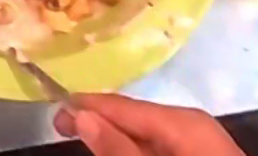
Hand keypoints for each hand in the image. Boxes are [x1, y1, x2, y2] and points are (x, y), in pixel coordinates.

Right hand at [54, 93, 243, 155]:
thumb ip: (120, 152)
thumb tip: (81, 116)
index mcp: (183, 122)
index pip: (122, 106)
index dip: (86, 107)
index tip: (53, 115)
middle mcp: (193, 124)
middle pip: (134, 119)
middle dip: (101, 126)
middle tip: (64, 131)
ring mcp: (203, 145)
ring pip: (148, 137)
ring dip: (120, 144)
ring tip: (90, 145)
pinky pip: (164, 150)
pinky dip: (141, 153)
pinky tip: (125, 155)